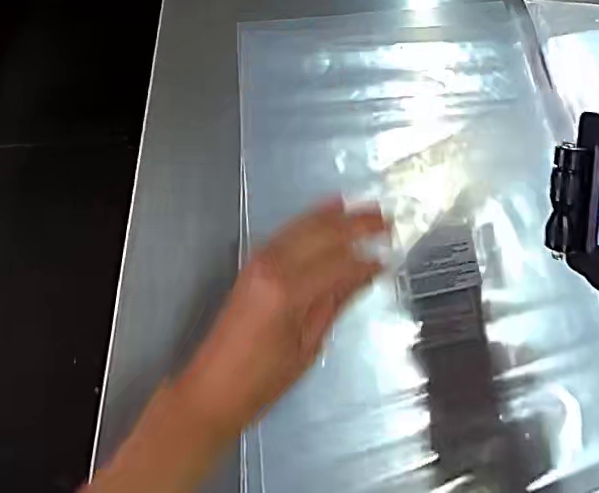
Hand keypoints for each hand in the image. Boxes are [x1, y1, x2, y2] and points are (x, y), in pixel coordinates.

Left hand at [175, 197, 388, 437]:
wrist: (210, 389)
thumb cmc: (262, 381)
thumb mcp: (308, 347)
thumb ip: (335, 302)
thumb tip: (365, 274)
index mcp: (289, 292)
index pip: (339, 264)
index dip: (366, 260)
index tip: (388, 258)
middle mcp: (275, 265)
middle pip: (324, 233)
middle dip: (358, 224)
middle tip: (386, 221)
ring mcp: (262, 257)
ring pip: (308, 223)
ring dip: (340, 215)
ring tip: (368, 209)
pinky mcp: (255, 258)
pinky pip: (292, 228)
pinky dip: (315, 216)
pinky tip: (332, 208)